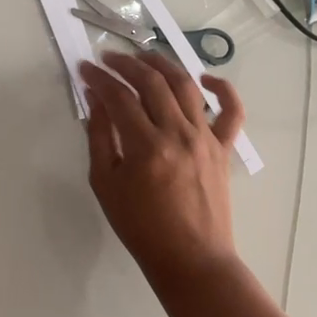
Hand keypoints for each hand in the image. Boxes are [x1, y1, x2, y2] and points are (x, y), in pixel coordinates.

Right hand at [80, 51, 245, 288]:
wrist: (190, 259)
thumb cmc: (141, 227)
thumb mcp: (106, 184)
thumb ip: (100, 137)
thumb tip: (95, 99)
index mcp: (145, 146)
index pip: (119, 97)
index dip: (99, 79)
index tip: (85, 69)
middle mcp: (178, 134)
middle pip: (152, 82)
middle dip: (126, 64)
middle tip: (108, 58)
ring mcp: (205, 138)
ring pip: (186, 86)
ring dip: (163, 64)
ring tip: (144, 57)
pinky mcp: (224, 148)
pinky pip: (231, 111)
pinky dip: (222, 89)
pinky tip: (205, 79)